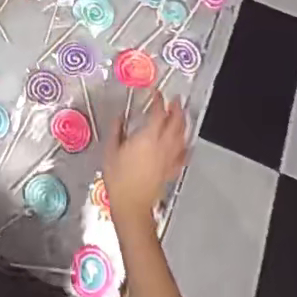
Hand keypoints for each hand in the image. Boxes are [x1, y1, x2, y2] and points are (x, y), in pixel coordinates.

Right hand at [103, 92, 188, 228]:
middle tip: (175, 100)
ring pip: (182, 136)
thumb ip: (116, 131)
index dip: (158, 101)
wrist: (131, 203)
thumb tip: (119, 117)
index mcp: (147, 137)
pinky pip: (183, 154)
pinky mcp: (171, 169)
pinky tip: (186, 144)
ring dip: (183, 123)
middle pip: (176, 122)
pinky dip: (185, 146)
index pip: (158, 113)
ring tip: (181, 116)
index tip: (156, 93)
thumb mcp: (110, 150)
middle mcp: (163, 145)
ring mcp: (169, 158)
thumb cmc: (118, 177)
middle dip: (177, 109)